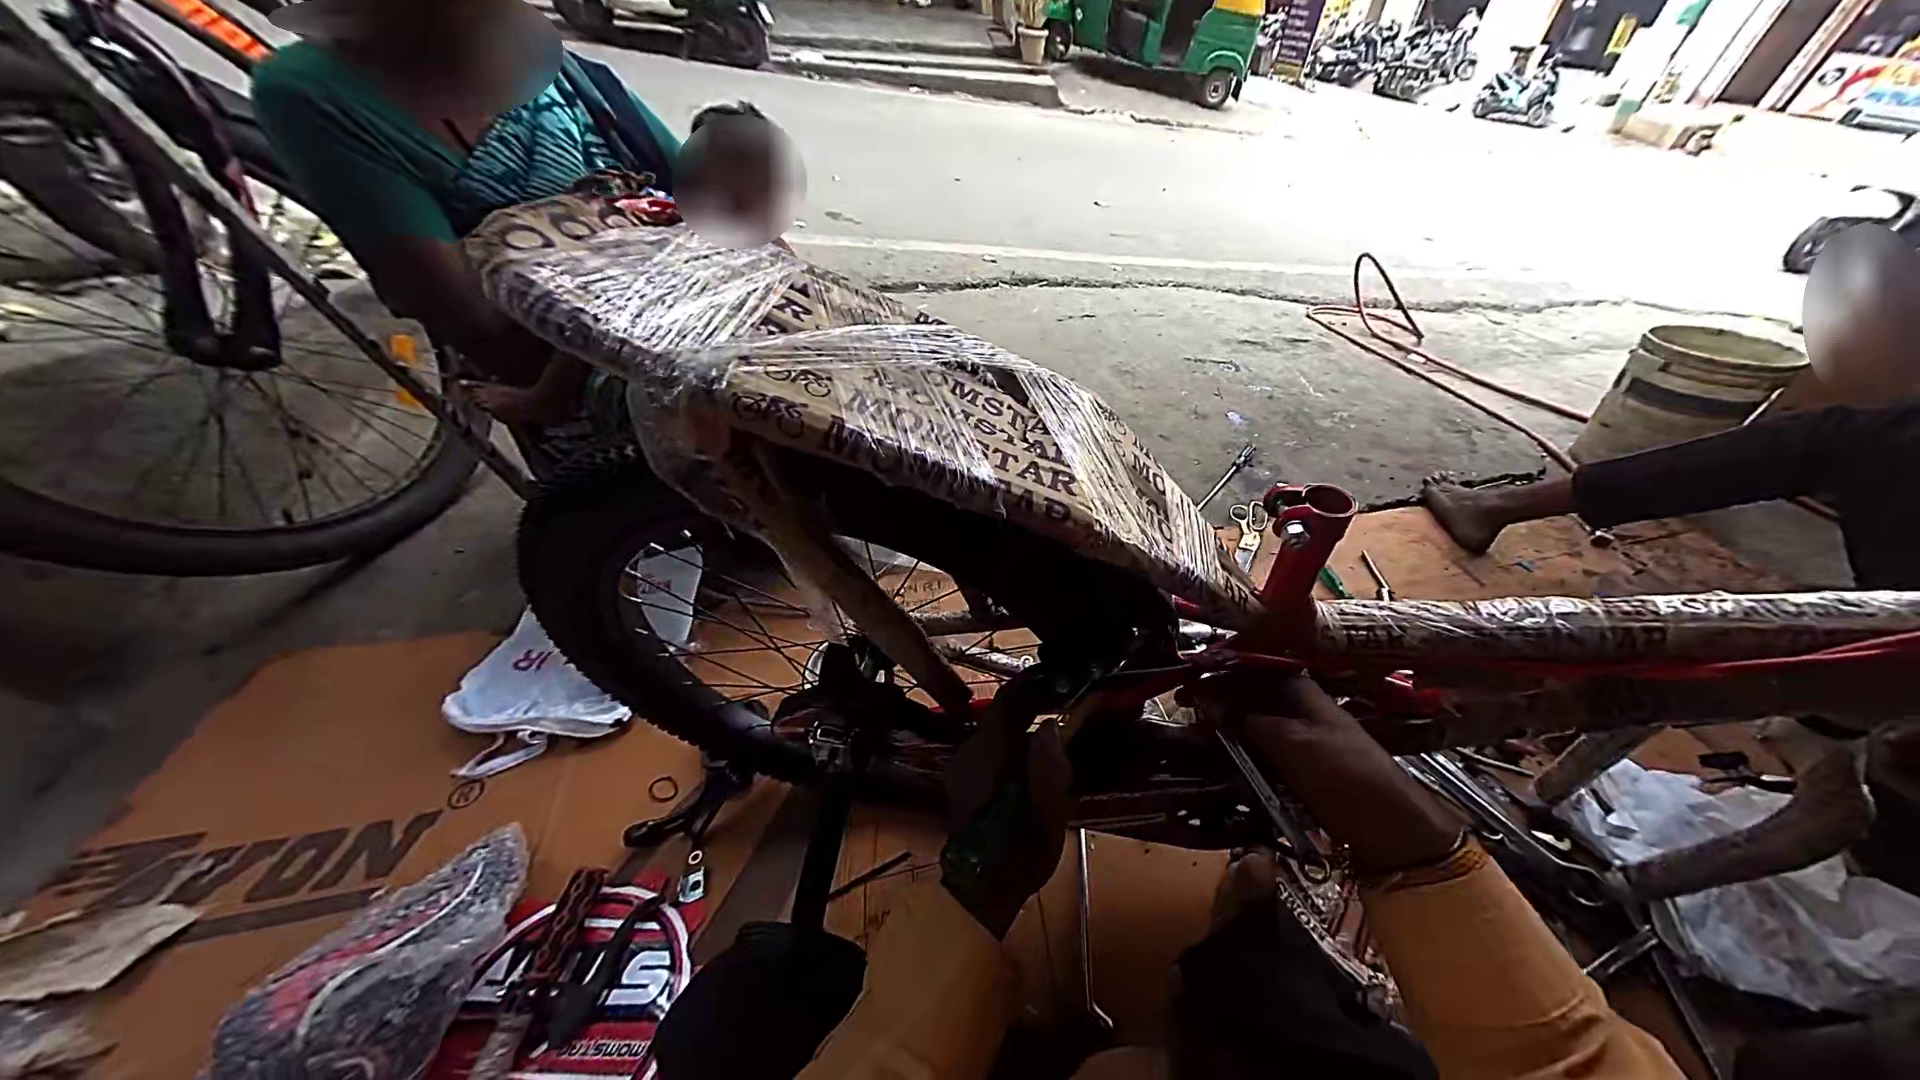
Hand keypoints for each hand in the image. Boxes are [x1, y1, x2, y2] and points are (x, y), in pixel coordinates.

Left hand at [939, 705, 1071, 938]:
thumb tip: (1051, 727)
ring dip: (1026, 720)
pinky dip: (1016, 738)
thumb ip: (1049, 770)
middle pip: (1003, 710)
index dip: (1037, 686)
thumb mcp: (1046, 819)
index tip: (1064, 682)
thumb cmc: (1017, 858)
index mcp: (986, 757)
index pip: (1009, 702)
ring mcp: (963, 763)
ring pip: (998, 726)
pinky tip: (1036, 754)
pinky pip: (993, 744)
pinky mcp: (965, 776)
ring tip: (1060, 725)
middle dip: (1036, 702)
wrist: (979, 892)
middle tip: (1069, 702)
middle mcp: (968, 752)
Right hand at [1196, 671, 1463, 874]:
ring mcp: (1294, 734)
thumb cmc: (1343, 775)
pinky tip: (1216, 751)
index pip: (1249, 666)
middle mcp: (1294, 705)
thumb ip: (1244, 717)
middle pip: (1245, 691)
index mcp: (1299, 689)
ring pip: (1247, 718)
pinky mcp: (1292, 761)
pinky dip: (1234, 745)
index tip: (1186, 680)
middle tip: (1184, 707)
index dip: (1217, 670)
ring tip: (1194, 730)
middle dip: (1214, 696)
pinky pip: (1254, 744)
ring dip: (1221, 722)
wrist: (1389, 829)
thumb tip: (1204, 697)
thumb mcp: (1289, 742)